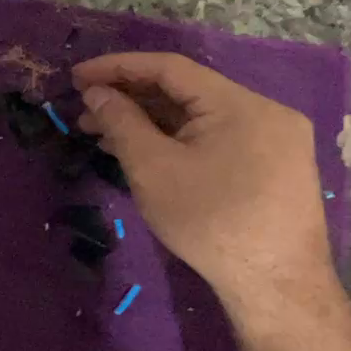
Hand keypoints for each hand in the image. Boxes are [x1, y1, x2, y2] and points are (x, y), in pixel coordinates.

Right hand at [73, 52, 336, 312]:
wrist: (275, 283)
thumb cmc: (209, 219)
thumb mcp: (152, 167)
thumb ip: (120, 121)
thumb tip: (95, 92)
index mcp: (241, 106)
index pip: (170, 68)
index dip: (117, 67)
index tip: (75, 77)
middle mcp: (264, 112)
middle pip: (184, 90)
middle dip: (128, 96)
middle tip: (82, 109)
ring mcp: (272, 139)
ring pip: (196, 114)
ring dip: (146, 118)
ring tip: (99, 133)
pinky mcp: (270, 163)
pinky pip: (212, 134)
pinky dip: (172, 136)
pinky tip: (139, 149)